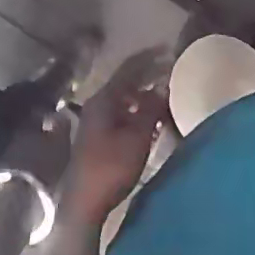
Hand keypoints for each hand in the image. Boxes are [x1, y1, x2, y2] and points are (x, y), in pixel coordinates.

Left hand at [61, 49, 168, 222]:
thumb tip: (163, 85)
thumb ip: (151, 109)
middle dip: (148, 75)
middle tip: (171, 70)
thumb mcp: (137, 137)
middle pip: (126, 82)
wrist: (84, 205)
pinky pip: (122, 113)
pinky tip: (152, 119)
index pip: (129, 68)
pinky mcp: (98, 137)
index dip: (149, 57)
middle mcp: (98, 104)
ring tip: (165, 94)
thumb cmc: (111, 167)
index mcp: (105, 99)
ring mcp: (96, 121)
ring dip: (144, 94)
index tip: (168, 50)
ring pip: (124, 99)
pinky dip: (138, 110)